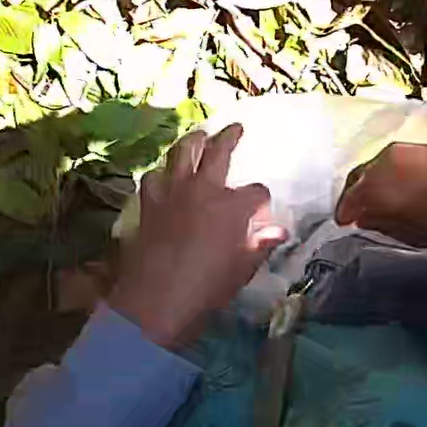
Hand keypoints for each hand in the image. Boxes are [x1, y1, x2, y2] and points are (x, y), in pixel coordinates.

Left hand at [109, 124, 288, 347]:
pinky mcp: (149, 202)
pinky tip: (165, 175)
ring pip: (181, 152)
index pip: (256, 193)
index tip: (262, 210)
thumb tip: (278, 230)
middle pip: (218, 151)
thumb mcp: (242, 270)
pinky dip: (162, 172)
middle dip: (230, 136)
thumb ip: (259, 244)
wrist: (155, 299)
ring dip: (192, 140)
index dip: (262, 200)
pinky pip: (154, 176)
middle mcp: (203, 189)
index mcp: (232, 206)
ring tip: (198, 135)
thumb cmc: (206, 289)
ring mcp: (172, 191)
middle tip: (235, 127)